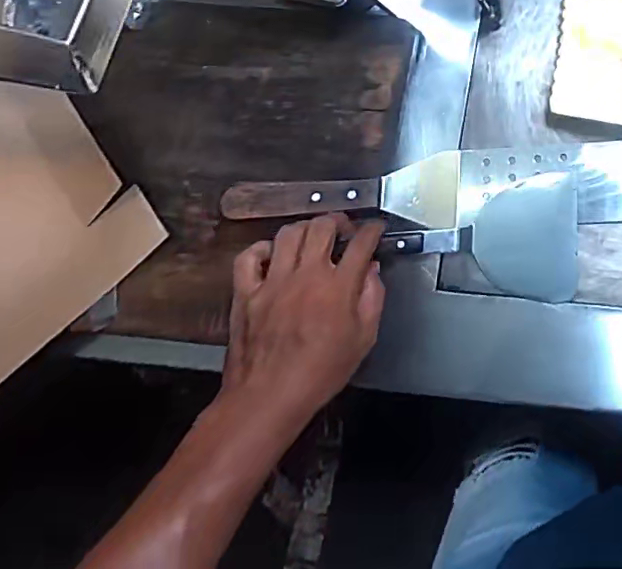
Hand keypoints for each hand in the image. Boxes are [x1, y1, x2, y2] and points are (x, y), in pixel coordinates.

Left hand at [220, 213, 384, 421]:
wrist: (267, 399)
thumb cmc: (320, 373)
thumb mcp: (363, 339)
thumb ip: (373, 299)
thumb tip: (372, 270)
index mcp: (338, 287)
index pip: (361, 243)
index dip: (372, 230)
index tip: (375, 229)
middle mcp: (306, 275)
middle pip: (323, 227)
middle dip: (338, 221)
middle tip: (344, 229)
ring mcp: (273, 281)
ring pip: (289, 233)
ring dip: (305, 229)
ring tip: (312, 237)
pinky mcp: (246, 292)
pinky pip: (249, 256)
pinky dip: (262, 249)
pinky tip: (273, 255)